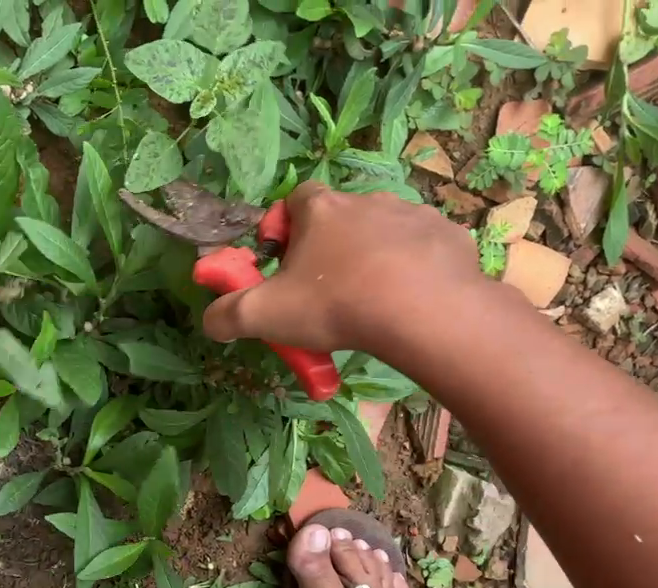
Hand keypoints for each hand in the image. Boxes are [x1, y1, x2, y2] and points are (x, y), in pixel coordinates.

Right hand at [201, 182, 506, 358]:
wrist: (424, 311)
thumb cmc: (333, 303)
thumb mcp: (261, 316)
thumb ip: (225, 316)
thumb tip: (210, 320)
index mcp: (321, 211)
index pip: (296, 198)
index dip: (282, 227)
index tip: (279, 262)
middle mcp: (367, 201)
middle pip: (337, 218)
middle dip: (324, 250)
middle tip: (317, 293)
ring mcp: (412, 216)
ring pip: (379, 234)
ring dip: (366, 259)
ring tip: (362, 303)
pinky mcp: (447, 236)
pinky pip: (418, 250)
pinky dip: (406, 271)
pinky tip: (400, 304)